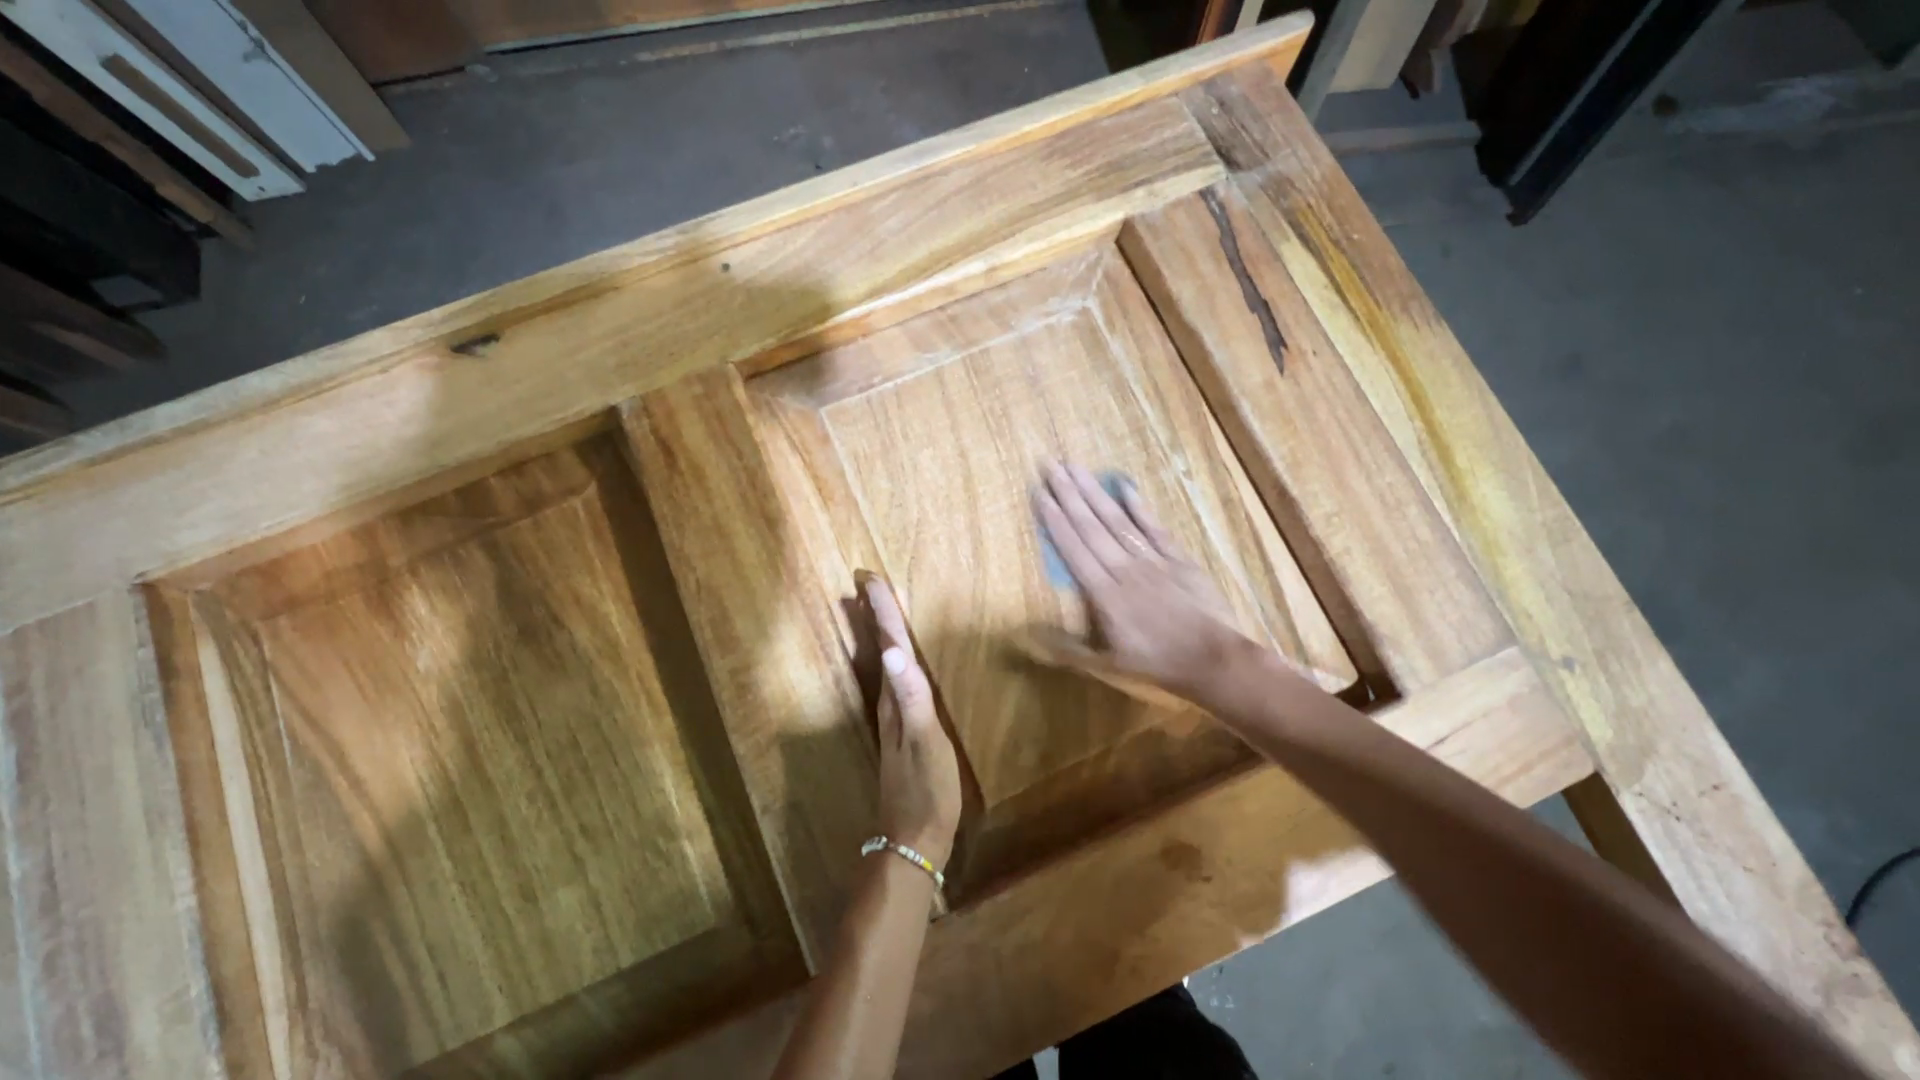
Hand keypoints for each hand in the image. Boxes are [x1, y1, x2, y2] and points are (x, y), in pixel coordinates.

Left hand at [859, 573, 961, 868]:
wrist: (914, 841)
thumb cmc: (927, 792)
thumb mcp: (926, 743)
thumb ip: (912, 697)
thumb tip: (893, 653)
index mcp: (898, 702)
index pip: (889, 646)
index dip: (882, 612)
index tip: (869, 577)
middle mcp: (892, 706)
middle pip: (884, 650)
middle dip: (877, 615)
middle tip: (867, 582)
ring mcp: (897, 722)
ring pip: (887, 667)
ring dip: (882, 636)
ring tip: (876, 610)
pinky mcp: (905, 736)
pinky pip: (898, 686)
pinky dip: (896, 665)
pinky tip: (897, 665)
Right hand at [1028, 462, 1254, 701]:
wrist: (1212, 659)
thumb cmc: (1156, 665)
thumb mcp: (1105, 665)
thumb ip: (1067, 649)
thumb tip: (1026, 634)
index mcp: (1104, 594)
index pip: (1073, 549)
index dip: (1055, 520)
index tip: (1039, 493)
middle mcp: (1125, 569)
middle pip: (1091, 526)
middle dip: (1069, 494)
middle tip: (1050, 464)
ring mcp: (1153, 560)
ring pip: (1118, 521)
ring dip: (1095, 493)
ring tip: (1076, 468)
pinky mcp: (1179, 559)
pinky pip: (1155, 528)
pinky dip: (1139, 506)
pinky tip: (1124, 486)